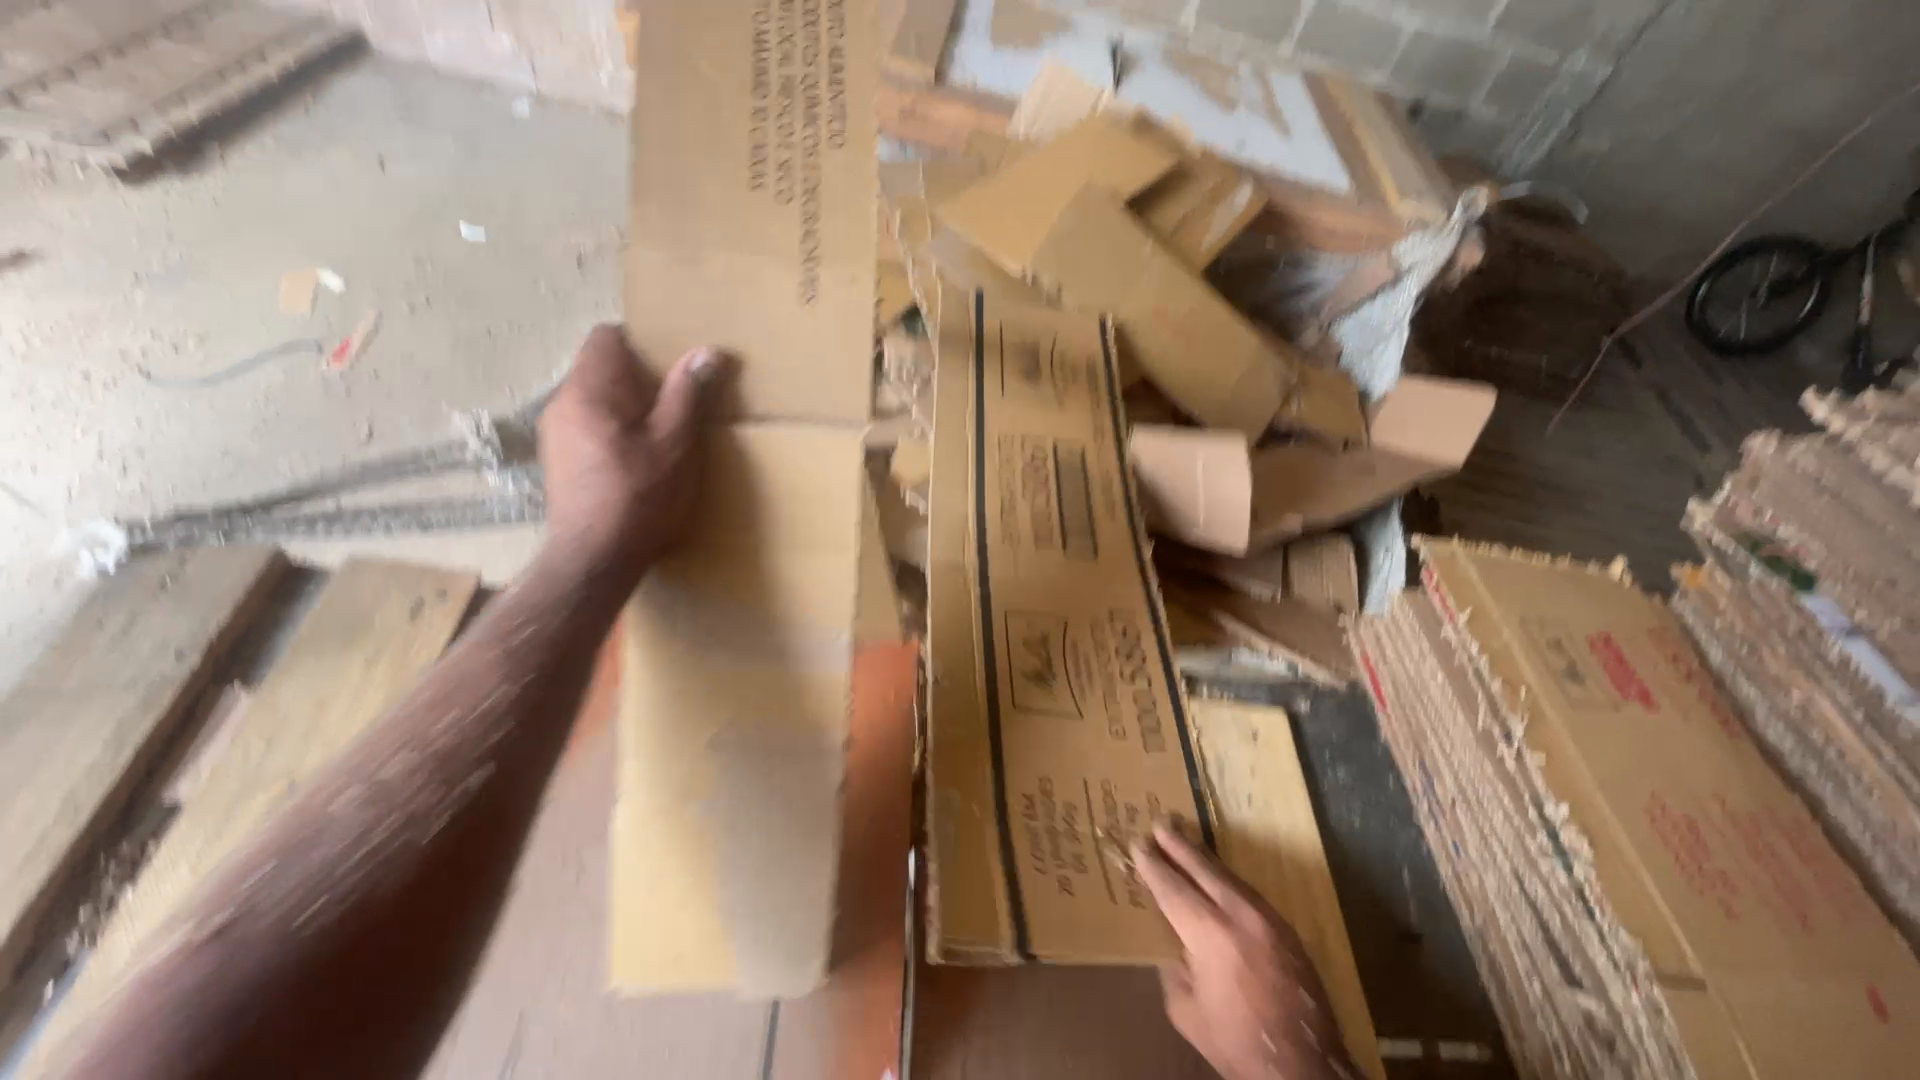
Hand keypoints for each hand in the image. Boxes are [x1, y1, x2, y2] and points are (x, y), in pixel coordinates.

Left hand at [538, 325, 727, 576]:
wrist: (594, 558)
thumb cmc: (639, 496)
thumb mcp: (675, 443)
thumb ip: (688, 393)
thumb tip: (707, 352)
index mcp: (588, 389)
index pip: (605, 337)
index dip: (640, 343)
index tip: (671, 367)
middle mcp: (561, 403)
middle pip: (598, 369)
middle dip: (637, 380)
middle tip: (674, 404)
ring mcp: (553, 435)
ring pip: (592, 401)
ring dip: (624, 409)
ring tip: (658, 436)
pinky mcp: (556, 463)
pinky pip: (585, 428)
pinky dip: (610, 433)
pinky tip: (634, 464)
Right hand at [1134, 825, 1354, 1079]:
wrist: (1302, 1064)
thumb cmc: (1235, 1041)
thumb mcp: (1186, 1009)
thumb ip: (1176, 968)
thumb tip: (1176, 946)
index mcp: (1210, 934)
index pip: (1173, 888)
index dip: (1153, 866)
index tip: (1138, 845)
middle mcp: (1240, 916)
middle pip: (1203, 869)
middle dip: (1179, 846)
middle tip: (1161, 823)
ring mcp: (1269, 919)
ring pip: (1229, 877)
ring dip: (1204, 858)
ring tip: (1185, 839)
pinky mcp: (1287, 930)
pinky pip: (1249, 893)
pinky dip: (1227, 879)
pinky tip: (1217, 876)